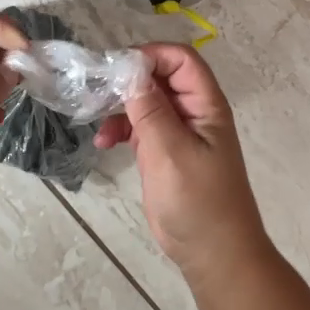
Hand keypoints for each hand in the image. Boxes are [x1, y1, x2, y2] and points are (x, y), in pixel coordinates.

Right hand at [93, 44, 271, 279]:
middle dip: (128, 79)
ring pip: (146, 101)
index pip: (181, 60)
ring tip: (96, 121)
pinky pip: (139, 126)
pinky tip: (103, 142)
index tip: (116, 68)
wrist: (213, 254)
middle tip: (95, 91)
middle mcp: (193, 112)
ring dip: (120, 106)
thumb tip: (130, 70)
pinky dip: (120, 129)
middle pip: (160, 77)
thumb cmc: (199, 203)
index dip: (151, 55)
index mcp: (206, 105)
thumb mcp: (172, 153)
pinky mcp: (163, 152)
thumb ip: (151, 110)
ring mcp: (178, 132)